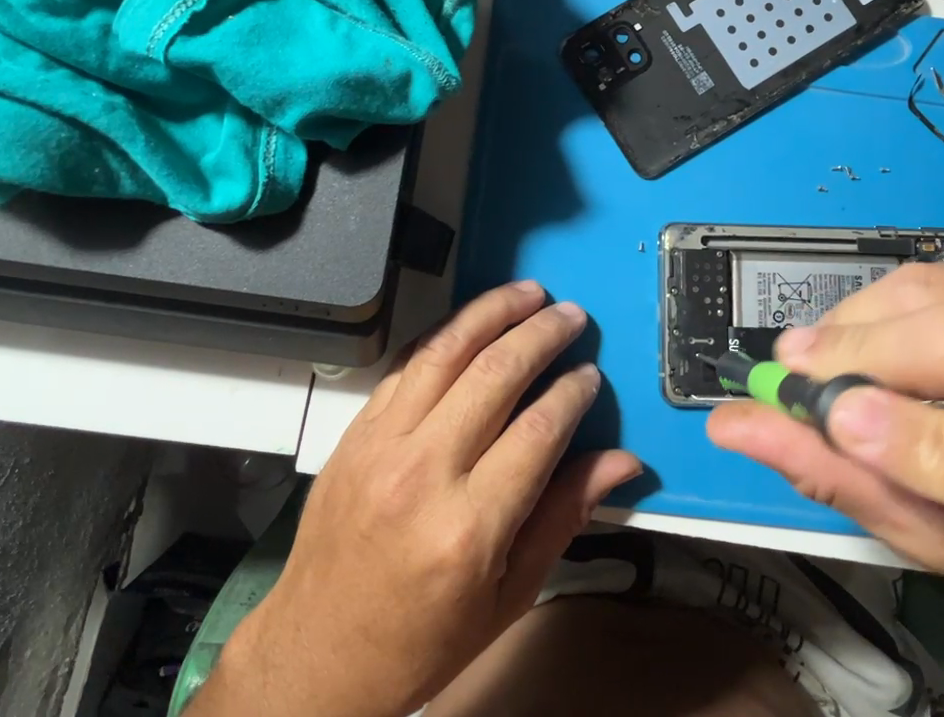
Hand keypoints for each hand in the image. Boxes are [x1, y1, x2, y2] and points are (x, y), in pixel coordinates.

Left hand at [203, 282, 642, 716]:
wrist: (321, 650)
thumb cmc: (426, 636)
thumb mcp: (510, 593)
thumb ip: (564, 515)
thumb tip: (622, 461)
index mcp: (471, 526)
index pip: (539, 430)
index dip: (573, 393)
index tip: (591, 375)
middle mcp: (423, 473)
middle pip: (494, 376)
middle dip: (541, 336)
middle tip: (571, 316)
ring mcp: (381, 446)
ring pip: (444, 353)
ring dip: (490, 313)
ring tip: (527, 292)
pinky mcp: (355, 434)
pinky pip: (403, 367)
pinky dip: (441, 335)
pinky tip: (469, 321)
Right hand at [707, 260, 943, 607]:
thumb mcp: (939, 542)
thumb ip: (841, 482)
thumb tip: (736, 424)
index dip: (928, 446)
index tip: (834, 420)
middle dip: (864, 351)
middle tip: (794, 370)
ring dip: (865, 318)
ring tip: (827, 352)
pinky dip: (896, 297)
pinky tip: (882, 330)